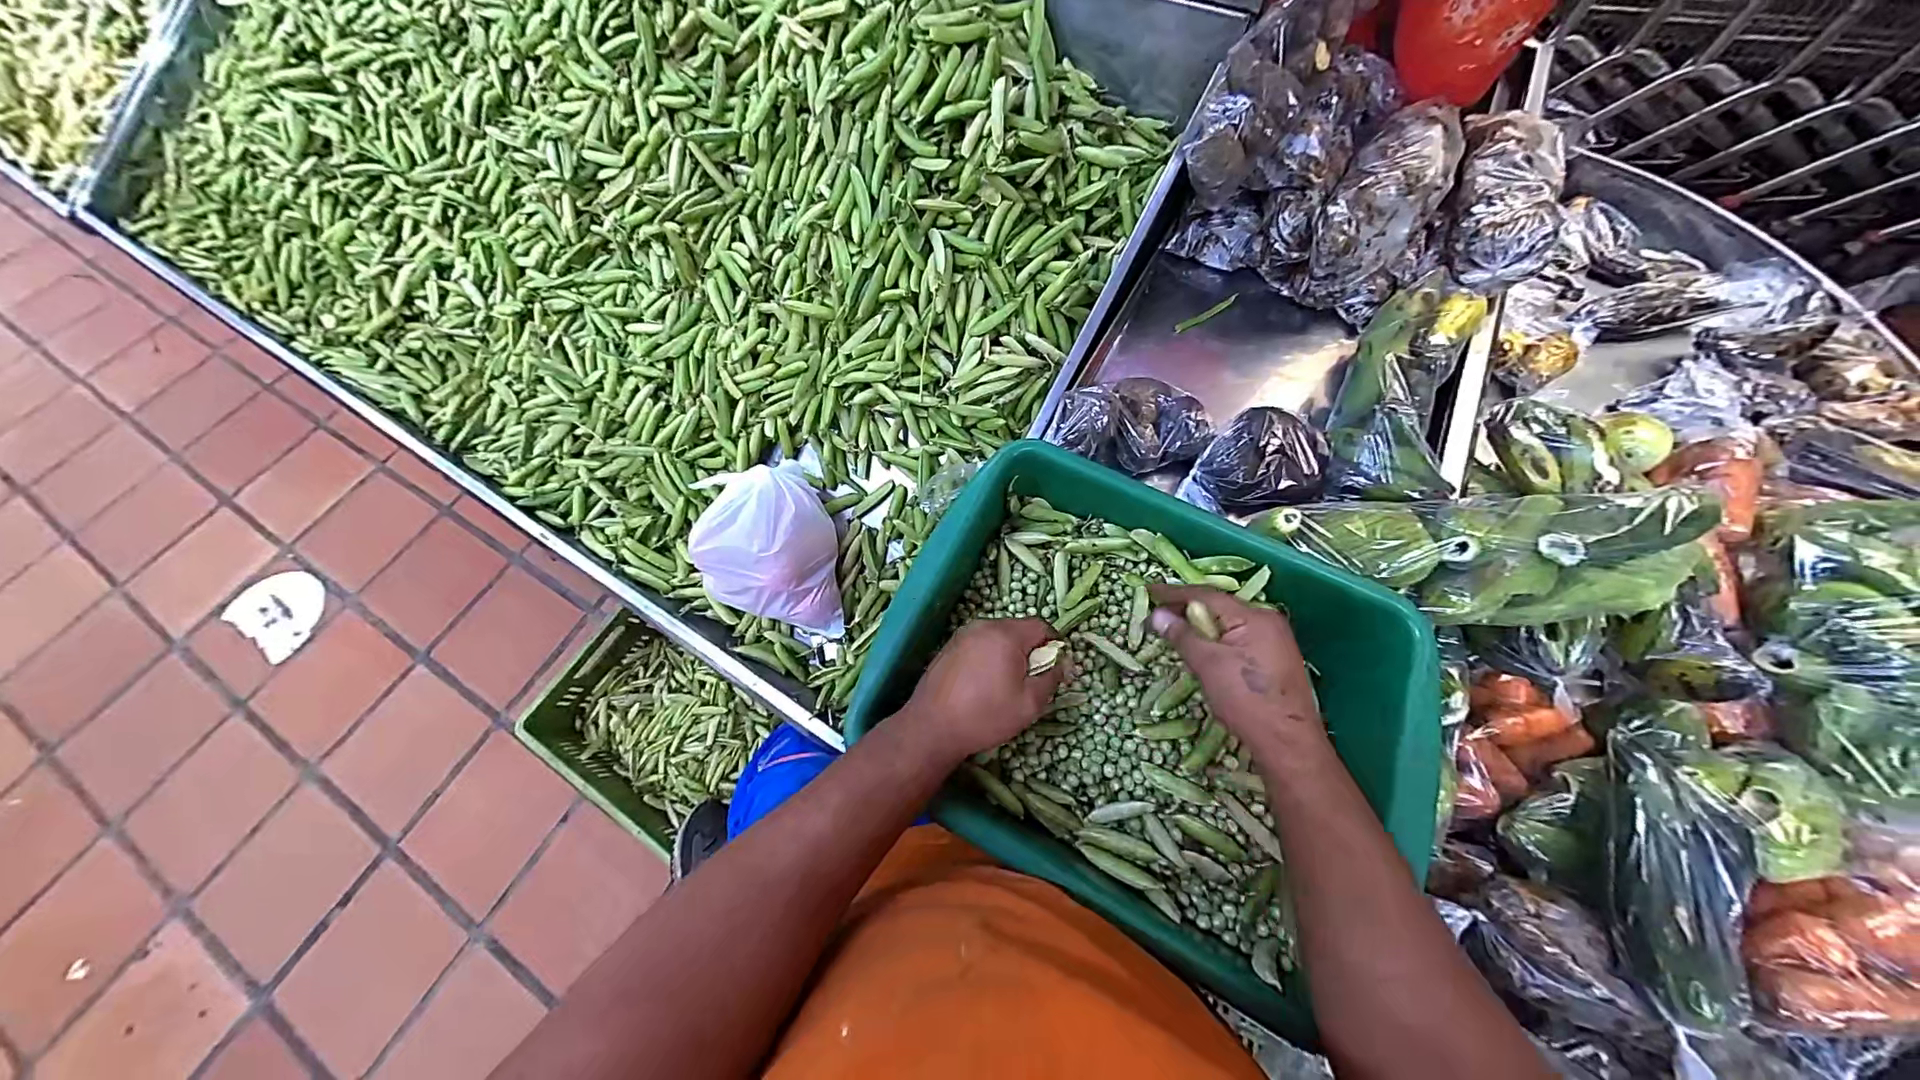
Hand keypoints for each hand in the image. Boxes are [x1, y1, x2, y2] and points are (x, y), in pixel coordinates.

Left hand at [899, 618, 1066, 763]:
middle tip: (1028, 683)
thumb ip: (1051, 678)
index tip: (1052, 671)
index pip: (1042, 626)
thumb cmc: (986, 715)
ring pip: (998, 638)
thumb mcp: (1030, 703)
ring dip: (1008, 655)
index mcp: (1006, 634)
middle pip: (1019, 630)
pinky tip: (982, 686)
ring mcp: (963, 635)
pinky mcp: (949, 647)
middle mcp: (983, 626)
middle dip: (1030, 652)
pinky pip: (980, 645)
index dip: (1054, 647)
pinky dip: (988, 659)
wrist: (932, 727)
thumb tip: (1062, 663)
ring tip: (1004, 686)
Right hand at [1148, 585, 1325, 751]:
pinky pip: (1238, 638)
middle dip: (1186, 609)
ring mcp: (1274, 641)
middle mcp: (1268, 621)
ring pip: (1228, 623)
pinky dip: (1215, 640)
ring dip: (1200, 626)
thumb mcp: (1207, 663)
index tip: (1148, 591)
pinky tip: (1201, 650)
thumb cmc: (1246, 700)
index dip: (1174, 592)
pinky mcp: (1274, 659)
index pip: (1206, 595)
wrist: (1288, 743)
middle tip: (1158, 615)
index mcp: (1254, 617)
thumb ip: (1182, 635)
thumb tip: (1157, 615)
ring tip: (1174, 631)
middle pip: (1218, 606)